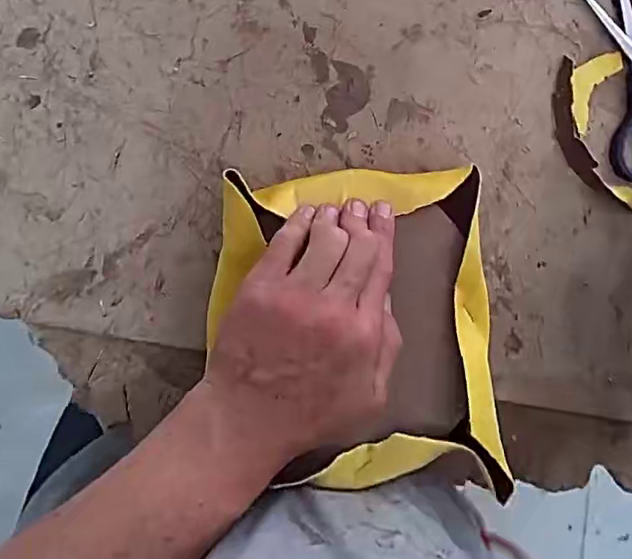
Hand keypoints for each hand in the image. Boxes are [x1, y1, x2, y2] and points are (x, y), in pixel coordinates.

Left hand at [200, 201, 402, 466]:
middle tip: (359, 206)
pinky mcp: (261, 290)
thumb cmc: (309, 414)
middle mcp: (334, 308)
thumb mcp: (370, 397)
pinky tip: (307, 213)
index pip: (381, 264)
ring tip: (334, 209)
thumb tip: (385, 297)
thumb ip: (389, 346)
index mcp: (364, 332)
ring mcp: (295, 296)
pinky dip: (301, 222)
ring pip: (326, 237)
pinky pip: (286, 242)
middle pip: (358, 245)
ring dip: (334, 217)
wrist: (243, 424)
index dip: (384, 232)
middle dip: (362, 220)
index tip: (383, 212)